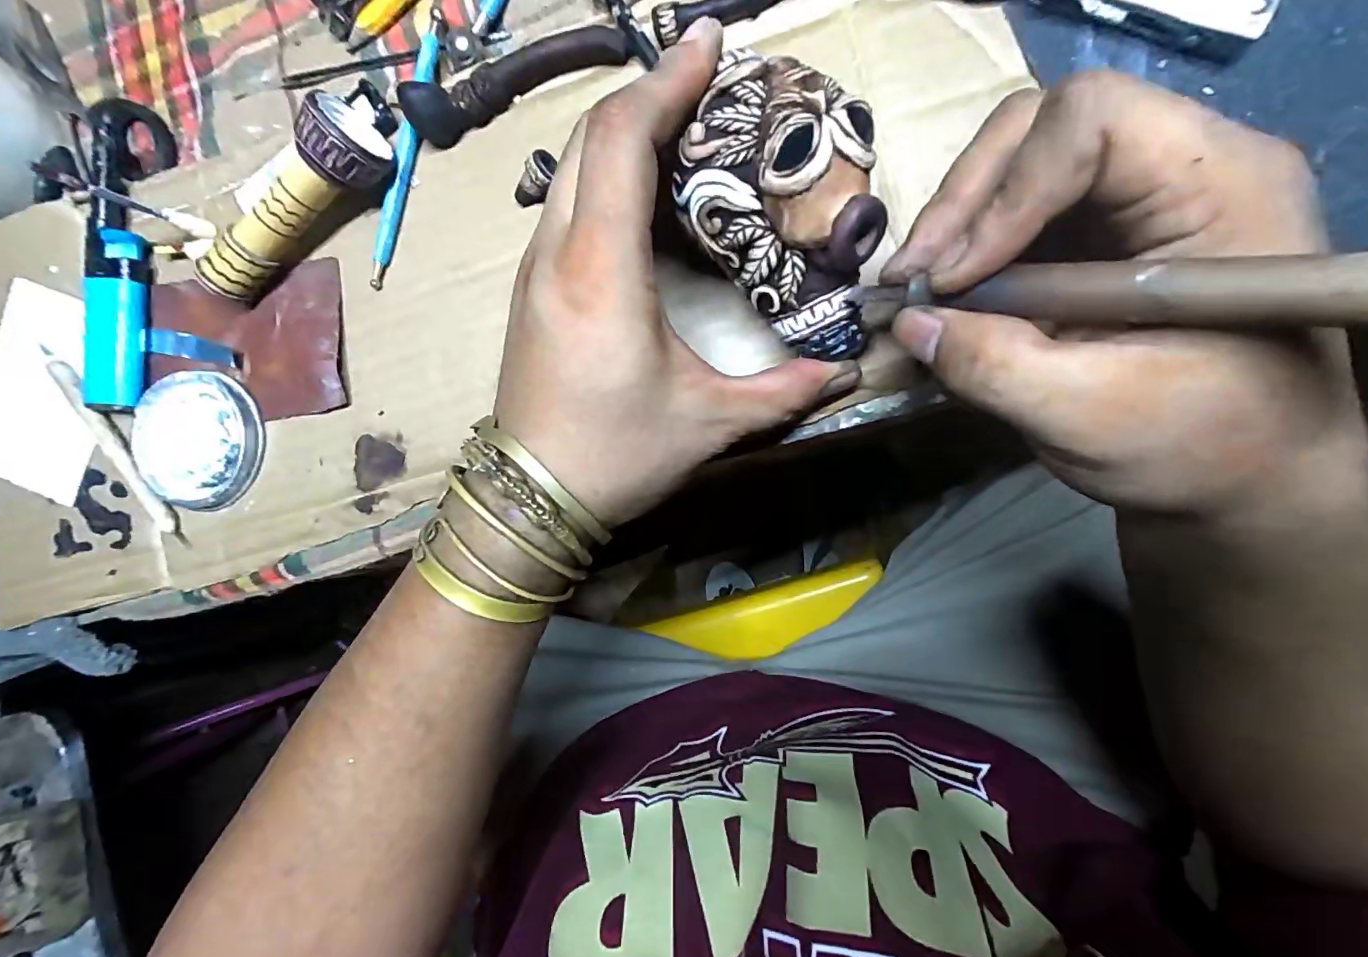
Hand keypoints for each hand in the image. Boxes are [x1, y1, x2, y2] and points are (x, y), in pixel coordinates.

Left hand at [493, 18, 859, 528]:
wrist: (529, 498)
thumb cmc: (613, 459)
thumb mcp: (705, 425)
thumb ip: (779, 392)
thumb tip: (839, 373)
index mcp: (601, 273)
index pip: (620, 140)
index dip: (664, 83)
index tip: (707, 48)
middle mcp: (556, 257)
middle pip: (587, 140)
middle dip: (644, 98)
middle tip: (701, 90)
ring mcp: (532, 274)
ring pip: (567, 172)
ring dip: (617, 139)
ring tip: (674, 134)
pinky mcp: (527, 294)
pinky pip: (560, 210)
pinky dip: (598, 182)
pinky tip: (635, 201)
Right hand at [882, 72, 1367, 521]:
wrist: (1241, 473)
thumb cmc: (1197, 446)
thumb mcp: (1085, 415)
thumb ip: (991, 366)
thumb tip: (909, 324)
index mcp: (1218, 188)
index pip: (1090, 122)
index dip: (1005, 191)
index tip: (952, 279)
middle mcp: (1178, 170)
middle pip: (1039, 128)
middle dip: (961, 204)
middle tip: (910, 279)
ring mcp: (1132, 204)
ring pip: (1014, 166)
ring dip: (951, 229)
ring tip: (915, 293)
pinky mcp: (1095, 242)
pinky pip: (1011, 218)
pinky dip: (962, 255)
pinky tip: (939, 299)